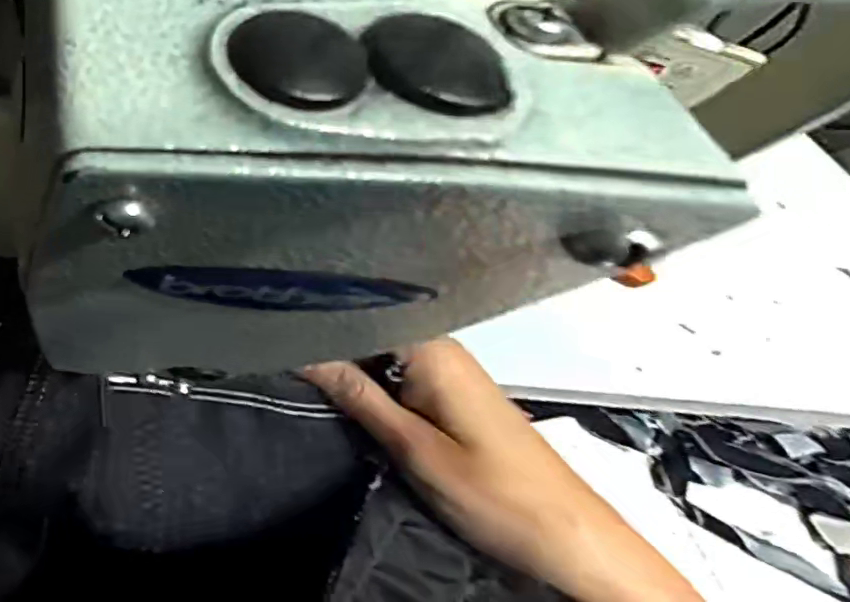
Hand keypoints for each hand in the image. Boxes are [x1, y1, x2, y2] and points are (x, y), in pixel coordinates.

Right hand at [302, 340, 702, 601]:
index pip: (357, 309)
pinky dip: (370, 375)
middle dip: (327, 337)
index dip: (315, 314)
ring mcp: (446, 364)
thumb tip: (298, 350)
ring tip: (298, 356)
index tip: (274, 318)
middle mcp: (438, 342)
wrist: (576, 540)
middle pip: (366, 325)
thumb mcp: (414, 447)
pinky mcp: (450, 387)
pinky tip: (346, 384)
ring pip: (379, 347)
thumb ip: (355, 393)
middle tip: (277, 341)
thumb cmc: (497, 493)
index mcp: (429, 345)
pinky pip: (396, 366)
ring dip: (347, 358)